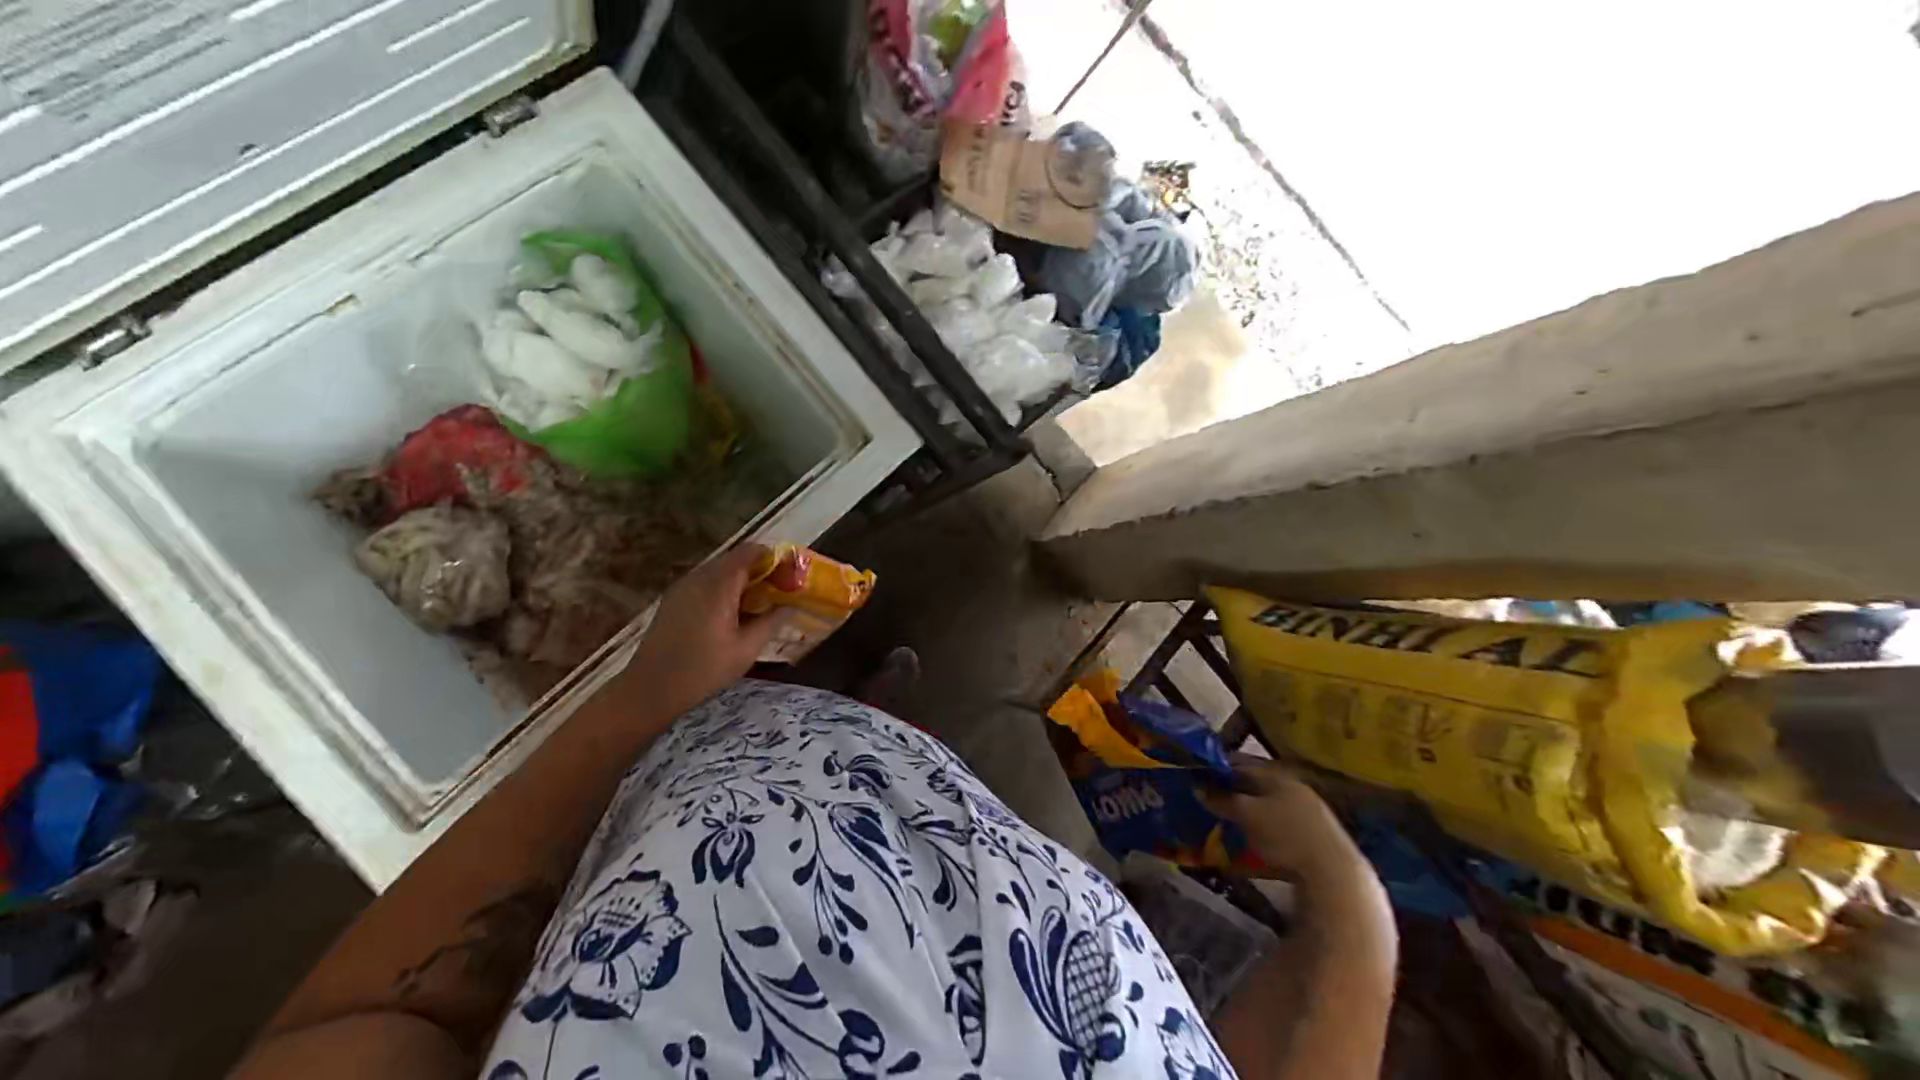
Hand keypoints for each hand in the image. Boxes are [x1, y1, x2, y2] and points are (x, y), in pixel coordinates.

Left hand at [624, 544, 784, 715]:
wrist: (649, 690)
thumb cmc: (702, 670)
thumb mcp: (746, 650)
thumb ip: (772, 622)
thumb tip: (791, 606)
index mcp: (718, 585)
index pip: (751, 552)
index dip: (775, 559)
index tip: (791, 579)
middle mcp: (699, 577)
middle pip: (736, 558)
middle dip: (762, 570)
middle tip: (780, 593)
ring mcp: (683, 587)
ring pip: (720, 570)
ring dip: (743, 580)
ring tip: (759, 605)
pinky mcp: (674, 599)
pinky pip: (706, 582)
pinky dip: (725, 589)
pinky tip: (733, 614)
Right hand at [1201, 760, 1374, 891]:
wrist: (1334, 876)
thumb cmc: (1285, 835)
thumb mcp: (1247, 815)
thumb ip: (1222, 800)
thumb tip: (1198, 788)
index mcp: (1280, 777)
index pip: (1243, 765)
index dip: (1219, 770)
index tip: (1199, 777)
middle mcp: (1296, 791)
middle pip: (1257, 788)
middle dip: (1233, 794)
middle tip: (1210, 802)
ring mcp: (1309, 816)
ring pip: (1269, 809)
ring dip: (1248, 815)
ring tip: (1227, 825)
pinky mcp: (1315, 841)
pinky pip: (1280, 829)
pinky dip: (1263, 833)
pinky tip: (1252, 844)